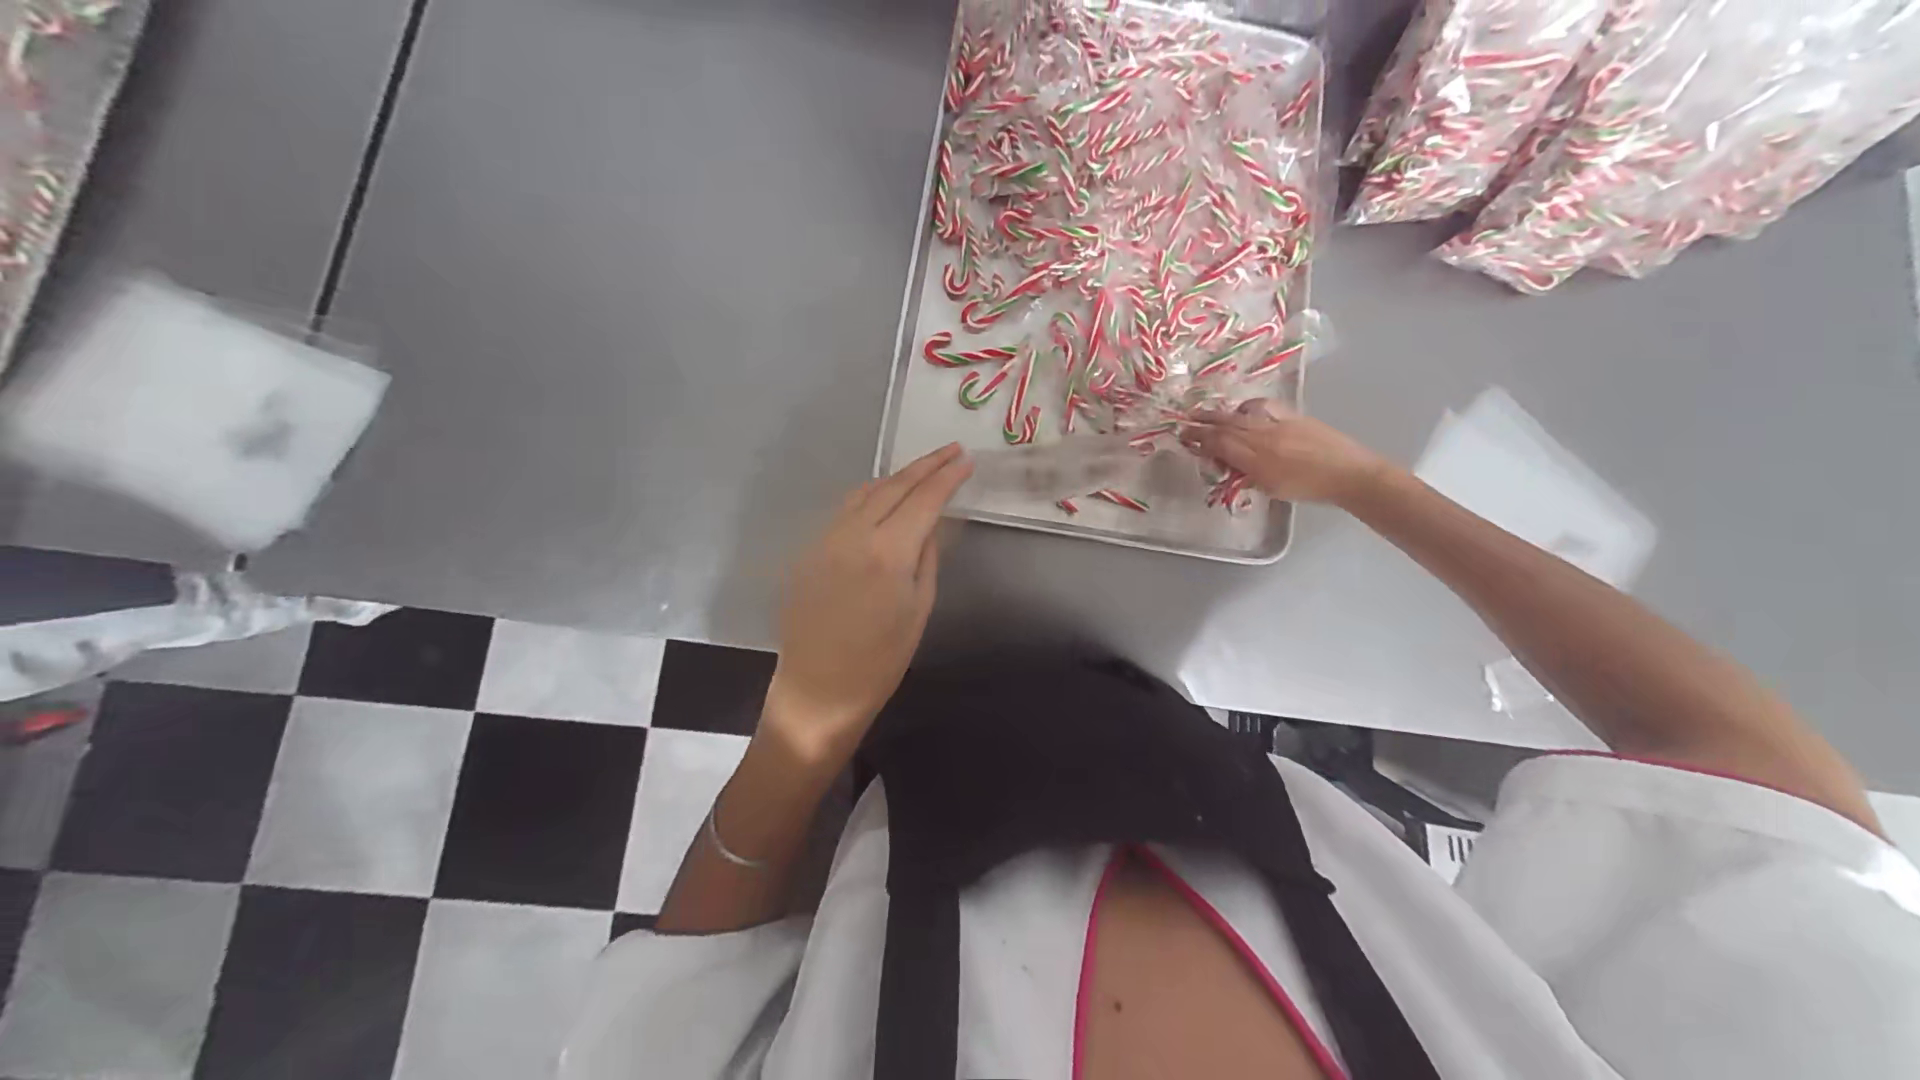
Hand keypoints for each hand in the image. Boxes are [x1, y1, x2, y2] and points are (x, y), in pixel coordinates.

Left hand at [763, 442, 973, 766]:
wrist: (818, 689)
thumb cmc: (880, 661)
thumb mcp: (919, 609)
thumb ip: (926, 557)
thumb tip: (932, 523)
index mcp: (888, 553)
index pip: (923, 500)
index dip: (947, 477)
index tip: (965, 461)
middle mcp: (853, 535)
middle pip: (893, 486)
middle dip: (925, 466)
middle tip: (950, 451)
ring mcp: (826, 539)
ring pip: (864, 492)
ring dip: (896, 477)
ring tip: (921, 469)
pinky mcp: (810, 550)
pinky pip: (844, 510)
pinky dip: (870, 495)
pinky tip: (883, 497)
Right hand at [1183, 400, 1393, 504]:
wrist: (1350, 474)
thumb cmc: (1310, 489)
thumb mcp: (1270, 488)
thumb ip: (1246, 474)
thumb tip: (1227, 464)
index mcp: (1255, 458)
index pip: (1218, 443)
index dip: (1198, 439)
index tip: (1182, 436)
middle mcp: (1263, 436)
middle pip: (1226, 425)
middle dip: (1203, 423)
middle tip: (1185, 421)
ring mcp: (1279, 423)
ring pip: (1242, 414)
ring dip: (1220, 413)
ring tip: (1206, 413)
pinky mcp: (1294, 416)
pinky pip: (1264, 407)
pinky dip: (1248, 407)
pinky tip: (1244, 409)